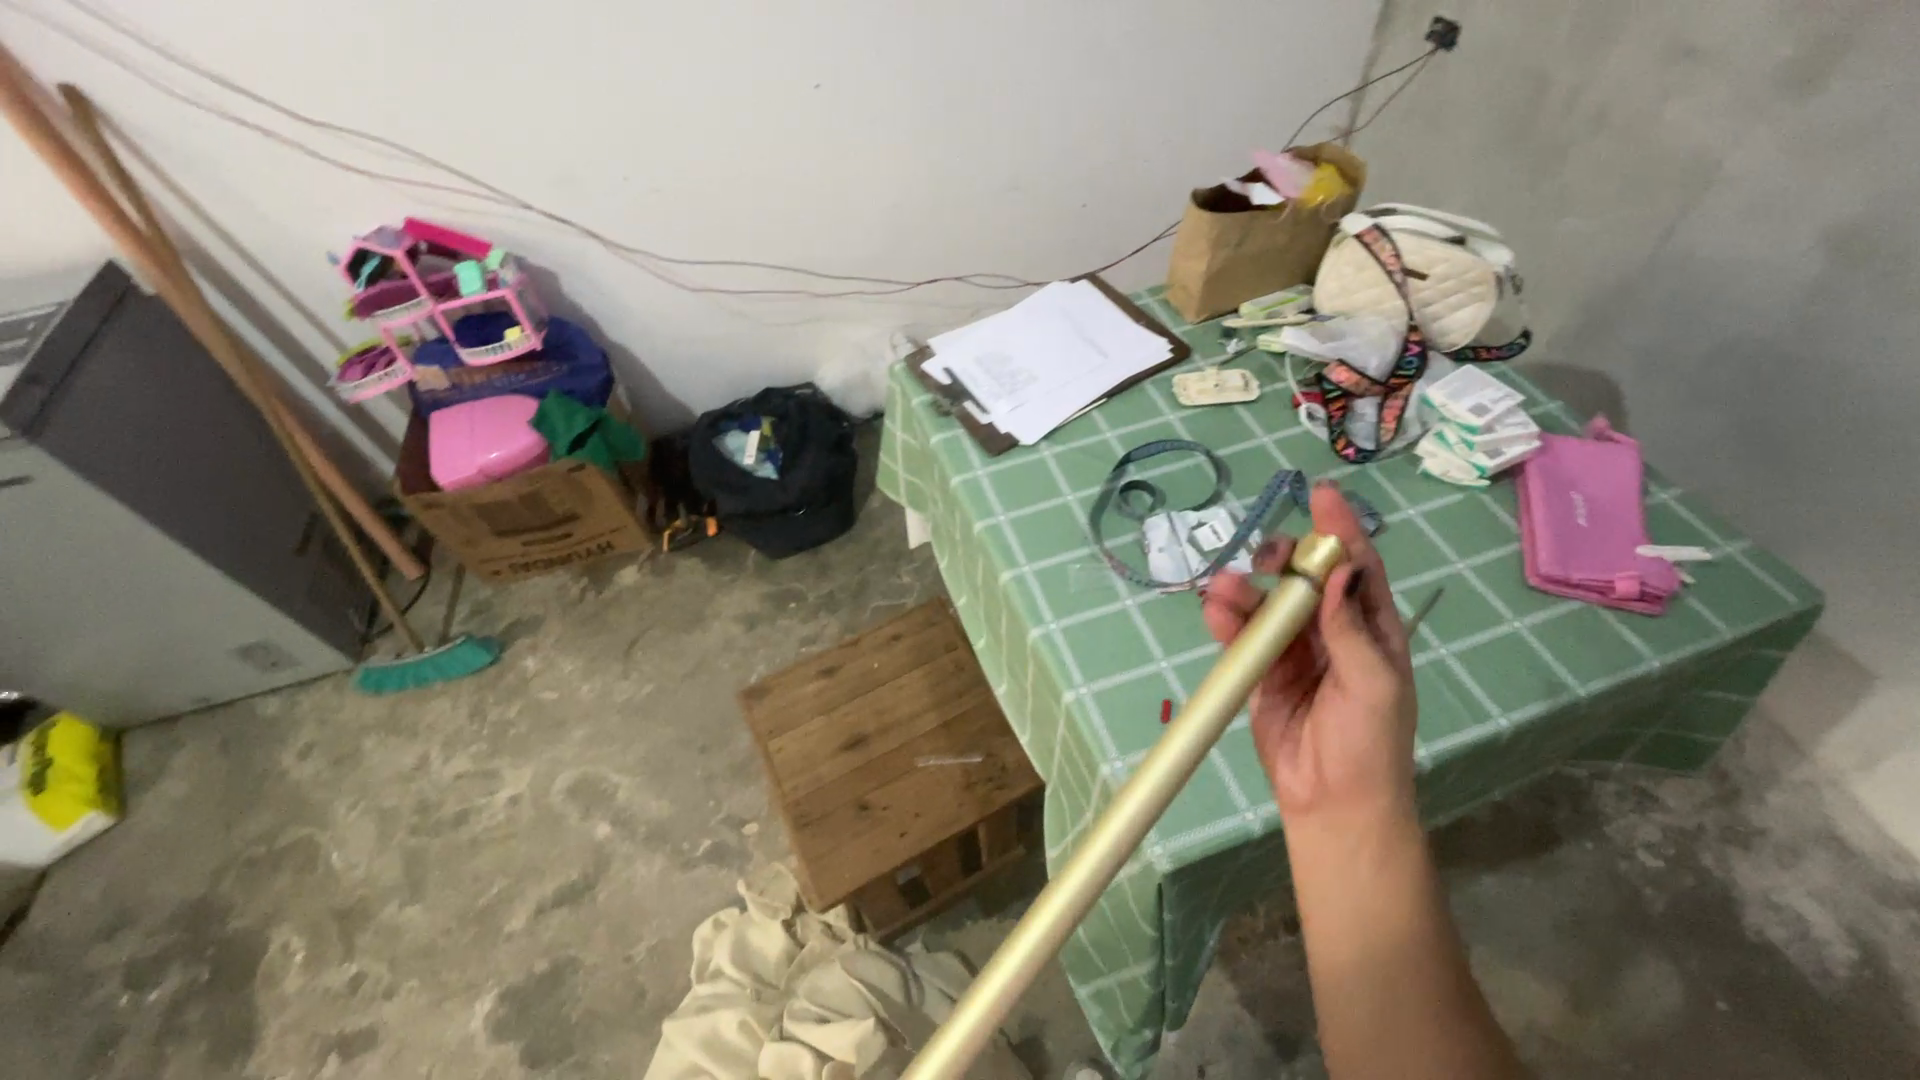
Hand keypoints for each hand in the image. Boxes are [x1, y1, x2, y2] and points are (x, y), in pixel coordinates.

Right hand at [1202, 483, 1417, 827]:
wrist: (1333, 800)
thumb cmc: (1370, 741)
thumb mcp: (1374, 682)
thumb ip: (1352, 628)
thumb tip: (1341, 572)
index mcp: (1371, 628)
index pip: (1358, 568)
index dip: (1342, 529)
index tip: (1321, 494)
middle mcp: (1331, 631)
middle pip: (1305, 579)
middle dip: (1286, 559)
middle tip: (1266, 556)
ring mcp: (1292, 650)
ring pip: (1266, 604)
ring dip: (1245, 591)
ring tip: (1222, 588)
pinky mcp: (1260, 672)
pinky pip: (1241, 636)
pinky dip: (1226, 619)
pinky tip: (1214, 609)